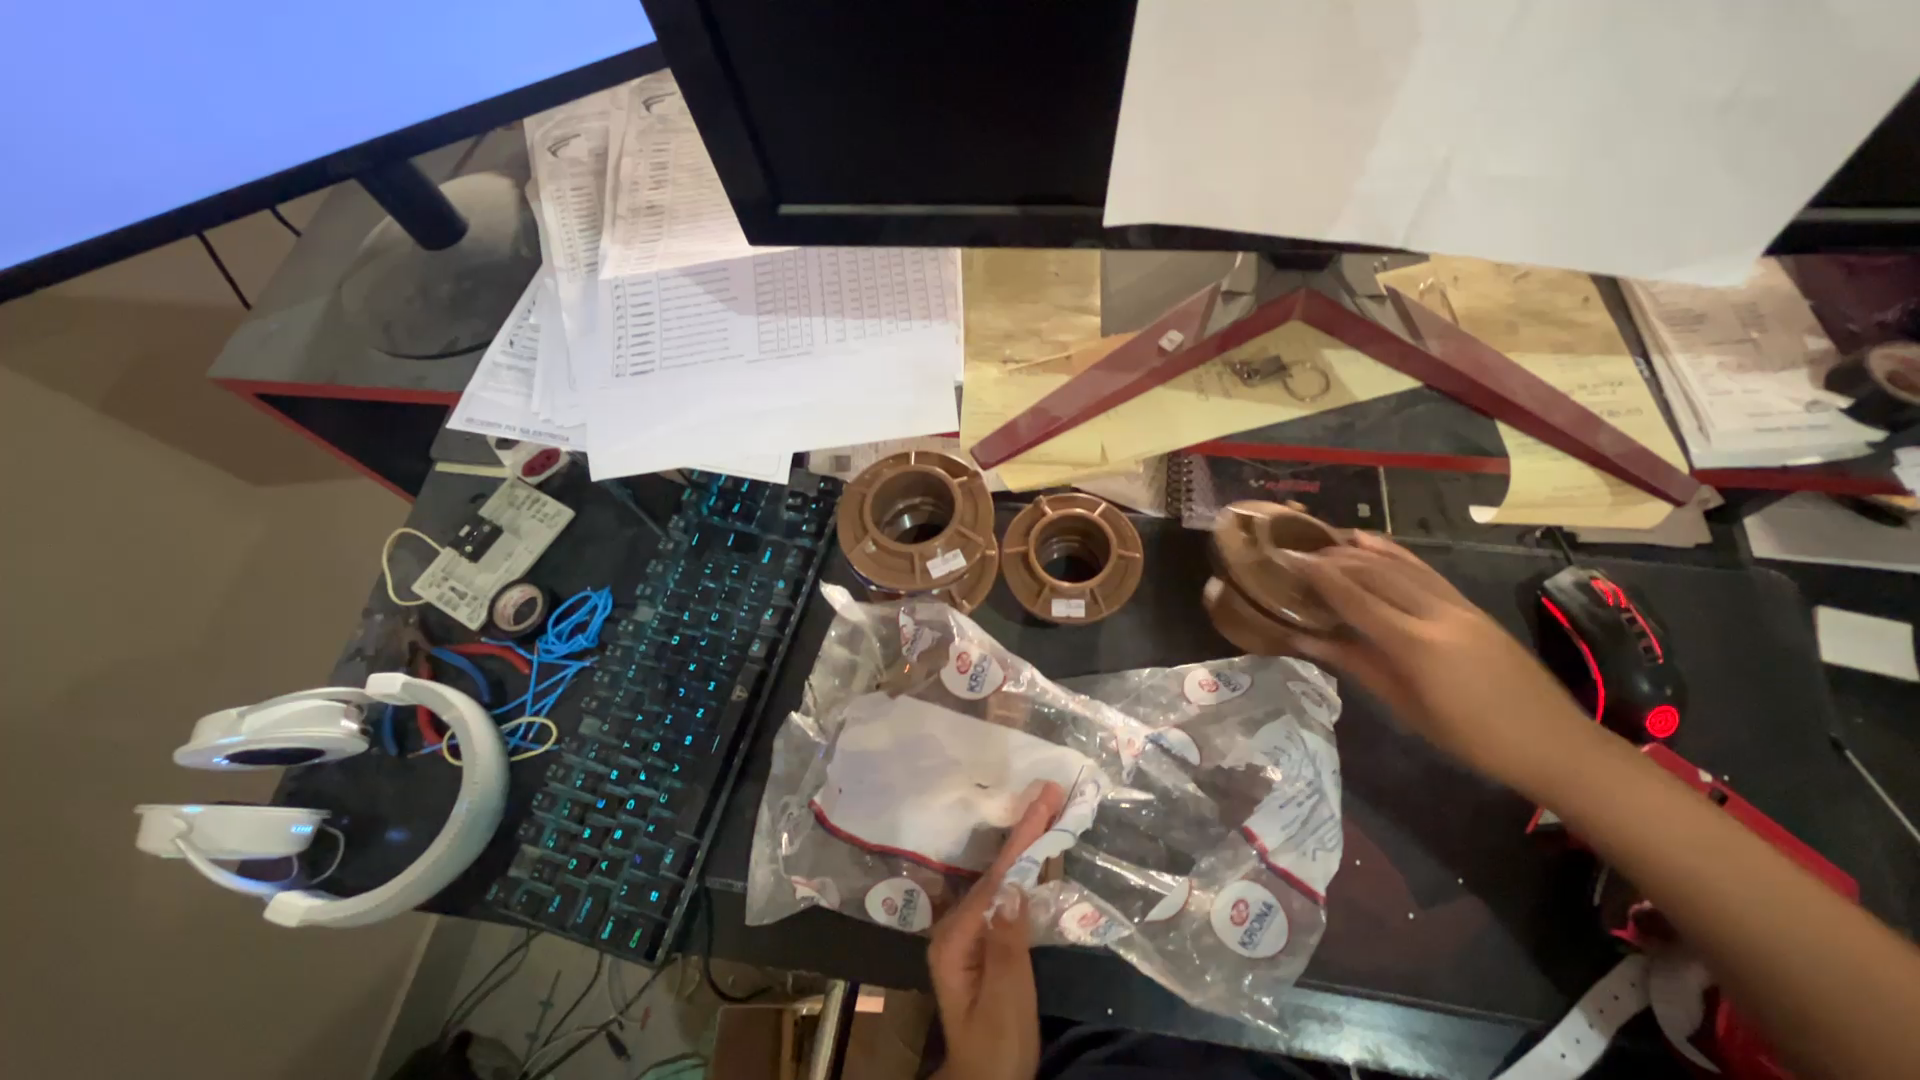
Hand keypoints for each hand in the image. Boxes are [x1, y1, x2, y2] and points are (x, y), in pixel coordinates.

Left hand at [926, 781, 1065, 1079]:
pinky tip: (1035, 852)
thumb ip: (1008, 942)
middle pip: (996, 870)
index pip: (996, 878)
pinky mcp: (983, 939)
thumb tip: (1014, 888)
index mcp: (955, 938)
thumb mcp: (1006, 998)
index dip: (1023, 839)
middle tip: (1051, 792)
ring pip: (1000, 878)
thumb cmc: (998, 1044)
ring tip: (1047, 809)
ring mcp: (968, 932)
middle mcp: (956, 926)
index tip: (1045, 802)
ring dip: (1025, 844)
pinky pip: (1005, 894)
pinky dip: (1023, 868)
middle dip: (1024, 830)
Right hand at [1275, 532, 1597, 788]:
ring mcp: (1459, 606)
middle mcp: (1437, 614)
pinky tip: (1374, 547)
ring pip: (1402, 567)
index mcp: (1417, 645)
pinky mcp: (1472, 607)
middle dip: (1334, 560)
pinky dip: (1396, 556)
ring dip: (1362, 552)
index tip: (1286, 560)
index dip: (1318, 577)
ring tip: (1326, 544)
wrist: (1551, 742)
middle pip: (1376, 574)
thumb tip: (1304, 639)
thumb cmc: (1471, 738)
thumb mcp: (1406, 707)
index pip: (1356, 599)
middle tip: (1297, 553)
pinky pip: (1426, 572)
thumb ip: (1356, 664)